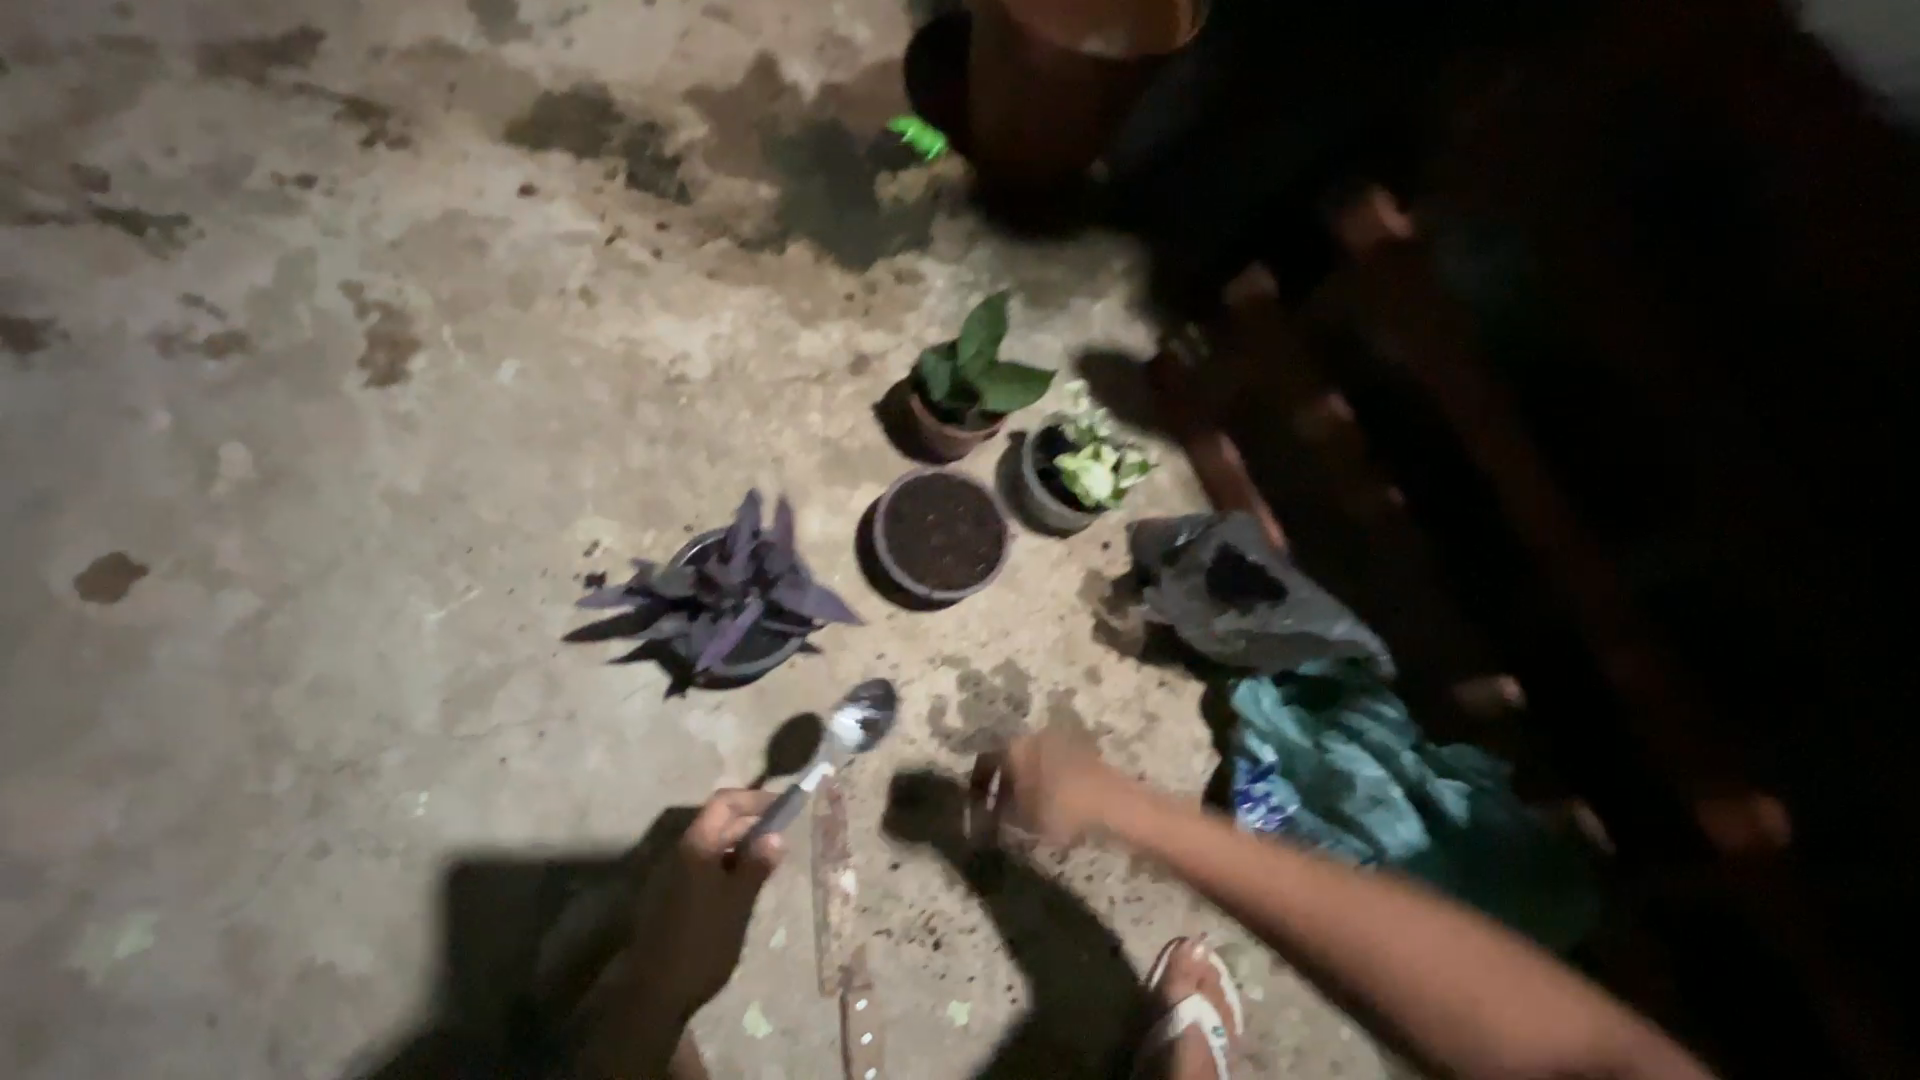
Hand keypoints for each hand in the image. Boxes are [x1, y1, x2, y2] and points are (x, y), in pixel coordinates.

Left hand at [640, 789, 786, 1015]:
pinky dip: (726, 866)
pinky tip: (743, 886)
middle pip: (717, 822)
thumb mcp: (738, 903)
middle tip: (782, 835)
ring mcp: (672, 875)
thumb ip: (756, 866)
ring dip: (739, 846)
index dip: (754, 799)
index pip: (724, 803)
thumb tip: (775, 836)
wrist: (653, 993)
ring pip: (710, 846)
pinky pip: (703, 867)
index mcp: (695, 846)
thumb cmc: (702, 942)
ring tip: (767, 862)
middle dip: (750, 823)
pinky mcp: (670, 897)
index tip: (784, 806)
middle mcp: (680, 853)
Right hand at [969, 730, 1126, 847]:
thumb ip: (1001, 815)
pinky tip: (1047, 804)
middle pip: (1010, 759)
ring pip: (1033, 762)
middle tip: (997, 810)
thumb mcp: (1024, 818)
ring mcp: (1062, 741)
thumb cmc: (1062, 807)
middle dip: (1002, 784)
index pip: (987, 761)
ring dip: (1024, 784)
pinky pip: (1052, 766)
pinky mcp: (1082, 752)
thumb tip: (989, 815)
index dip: (977, 784)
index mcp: (1017, 746)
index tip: (974, 806)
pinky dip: (1044, 783)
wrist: (1114, 804)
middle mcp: (1036, 736)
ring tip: (1022, 811)